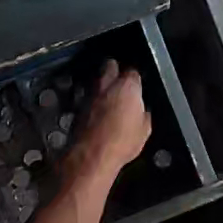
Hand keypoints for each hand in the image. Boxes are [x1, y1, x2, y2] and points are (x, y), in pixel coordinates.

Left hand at [62, 60, 151, 186]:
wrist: (91, 157)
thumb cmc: (122, 142)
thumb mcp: (144, 130)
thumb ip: (143, 114)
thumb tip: (142, 111)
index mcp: (128, 87)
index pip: (133, 72)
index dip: (136, 79)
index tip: (138, 86)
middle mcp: (106, 85)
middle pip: (109, 65)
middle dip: (115, 69)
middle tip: (121, 80)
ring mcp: (89, 95)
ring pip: (96, 81)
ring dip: (102, 85)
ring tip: (110, 97)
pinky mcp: (77, 107)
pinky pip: (87, 97)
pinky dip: (93, 101)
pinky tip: (99, 112)